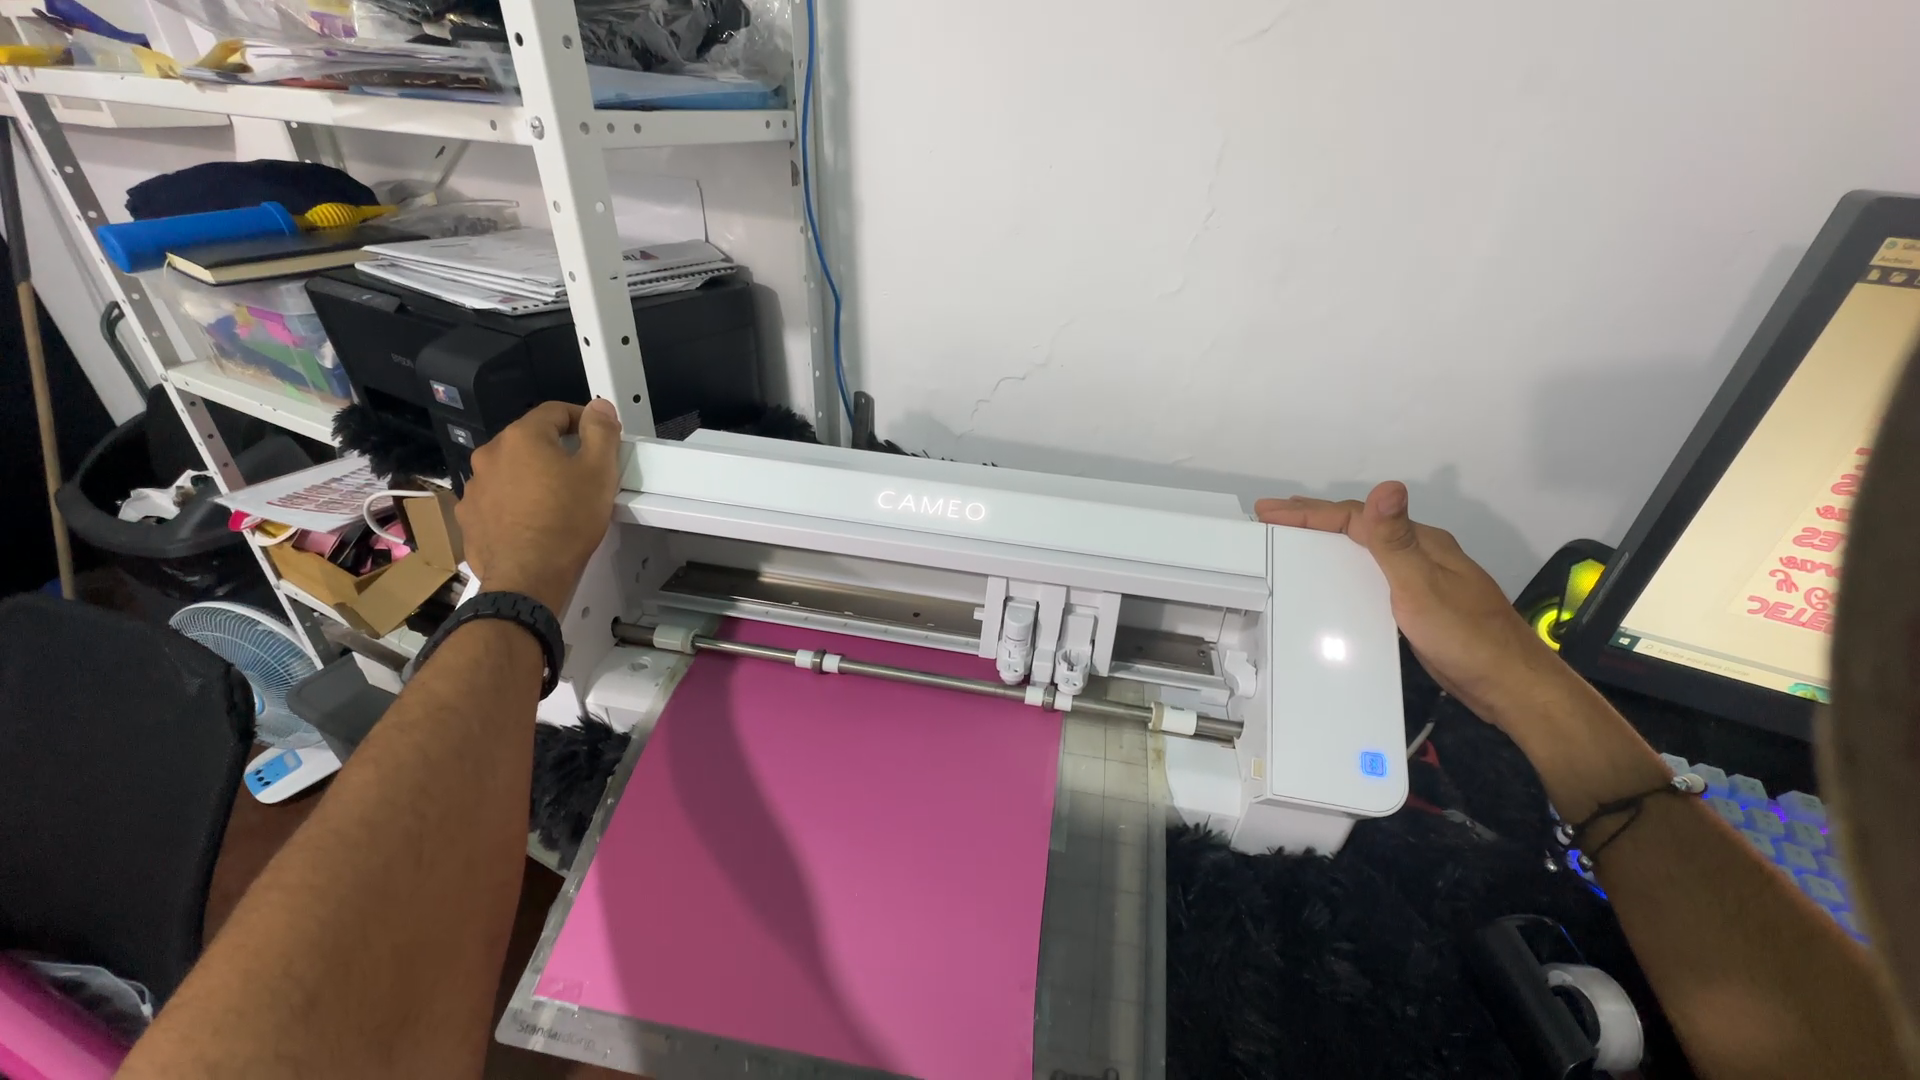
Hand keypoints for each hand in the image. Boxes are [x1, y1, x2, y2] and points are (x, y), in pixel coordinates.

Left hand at [456, 400, 622, 614]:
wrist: (528, 578)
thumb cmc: (568, 520)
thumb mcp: (599, 473)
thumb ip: (601, 432)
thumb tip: (599, 406)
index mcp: (522, 437)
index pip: (554, 411)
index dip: (581, 419)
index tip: (599, 437)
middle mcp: (490, 454)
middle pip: (528, 440)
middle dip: (555, 450)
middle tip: (581, 474)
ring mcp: (474, 486)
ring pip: (510, 470)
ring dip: (531, 476)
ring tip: (555, 502)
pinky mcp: (468, 517)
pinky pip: (495, 499)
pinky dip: (513, 502)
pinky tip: (531, 522)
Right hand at [1255, 482, 1567, 724]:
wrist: (1509, 686)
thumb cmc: (1465, 637)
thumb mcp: (1421, 587)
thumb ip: (1396, 541)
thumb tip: (1386, 487)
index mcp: (1420, 543)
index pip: (1356, 518)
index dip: (1309, 512)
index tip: (1268, 511)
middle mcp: (1420, 553)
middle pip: (1360, 526)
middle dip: (1314, 517)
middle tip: (1273, 516)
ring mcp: (1421, 578)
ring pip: (1364, 549)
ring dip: (1327, 539)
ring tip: (1293, 540)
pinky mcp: (1418, 604)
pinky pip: (1370, 574)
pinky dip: (1343, 566)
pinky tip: (1333, 579)